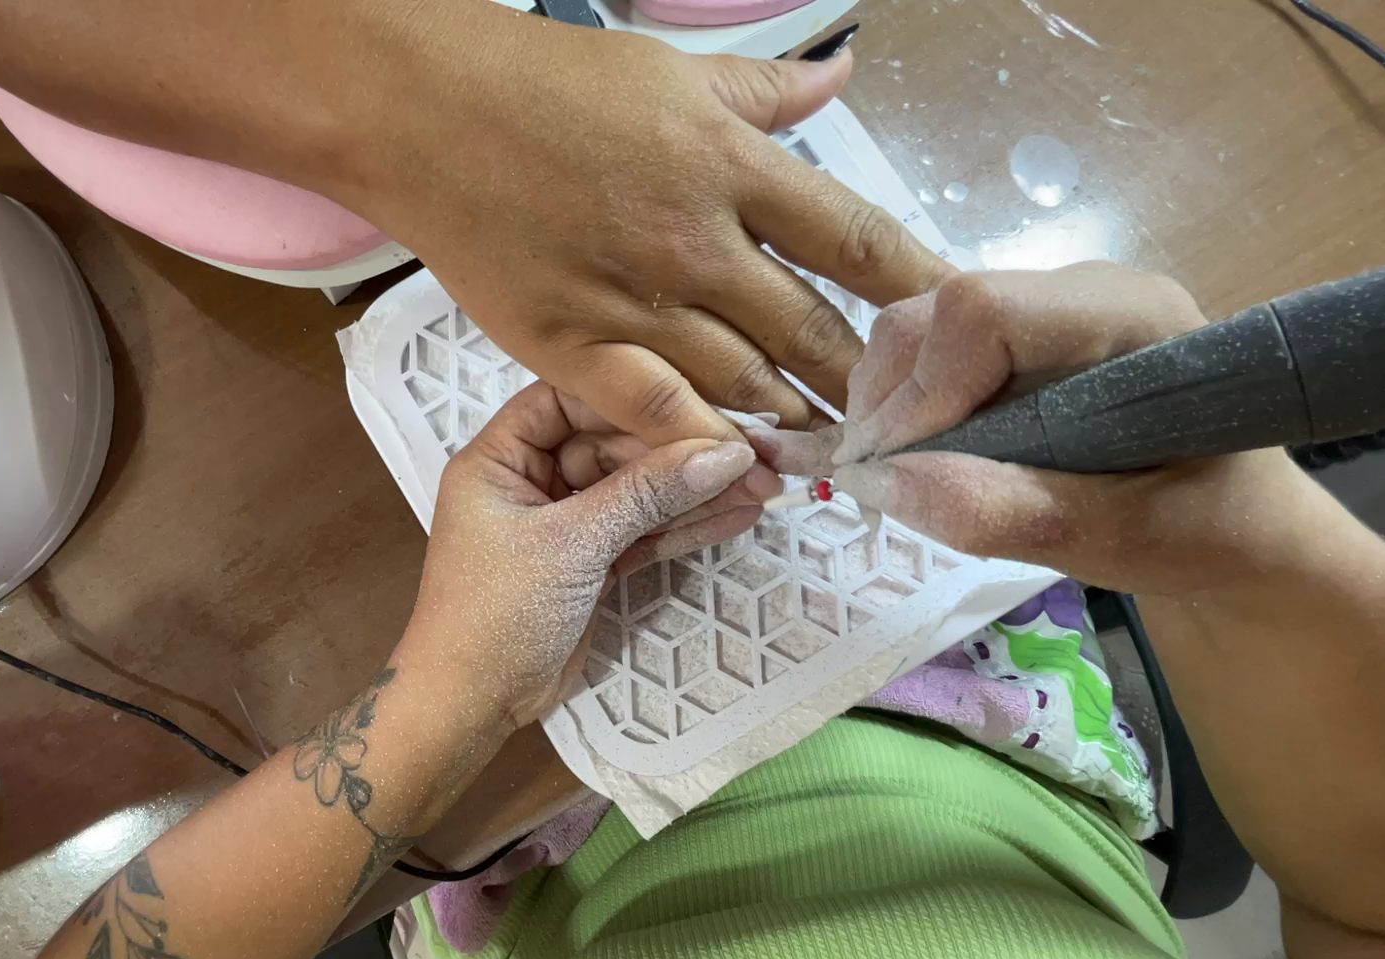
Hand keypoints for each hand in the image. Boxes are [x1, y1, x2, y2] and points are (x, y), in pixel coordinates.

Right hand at [333, 15, 951, 444]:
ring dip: (793, 415)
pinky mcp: (574, 348)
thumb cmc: (546, 87)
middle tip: (901, 416)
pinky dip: (702, 437)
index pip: (856, 242)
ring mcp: (635, 304)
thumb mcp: (670, 71)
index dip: (915, 292)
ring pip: (740, 378)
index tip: (950, 331)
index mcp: (731, 168)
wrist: (433, 123)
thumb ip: (762, 91)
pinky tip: (737, 461)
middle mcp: (699, 245)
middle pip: (808, 328)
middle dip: (863, 377)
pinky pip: (654, 407)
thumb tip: (840, 77)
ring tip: (832, 445)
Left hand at [399, 383, 764, 729]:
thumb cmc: (497, 612)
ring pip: (634, 492)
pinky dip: (682, 528)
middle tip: (756, 455)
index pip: (569, 400)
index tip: (702, 403)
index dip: (632, 398)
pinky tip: (736, 516)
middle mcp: (531, 479)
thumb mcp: (571, 543)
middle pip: (612, 446)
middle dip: (680, 453)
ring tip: (765, 485)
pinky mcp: (589, 560)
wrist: (474, 704)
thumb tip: (727, 452)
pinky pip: (640, 531)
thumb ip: (646, 493)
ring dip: (693, 492)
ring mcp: (564, 522)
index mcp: (500, 457)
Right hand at [743, 263, 1320, 594]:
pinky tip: (915, 455)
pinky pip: (912, 358)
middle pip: (926, 320)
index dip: (917, 392)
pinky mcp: (1002, 340)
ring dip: (880, 411)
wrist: (1232, 525)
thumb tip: (872, 480)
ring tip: (901, 474)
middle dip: (884, 406)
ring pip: (905, 336)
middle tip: (884, 482)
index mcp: (1124, 318)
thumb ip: (995, 511)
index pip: (978, 314)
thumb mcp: (1108, 539)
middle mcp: (1070, 295)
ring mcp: (1030, 312)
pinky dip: (890, 412)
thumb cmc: (1198, 531)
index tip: (895, 471)